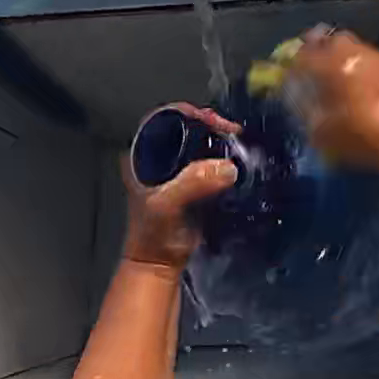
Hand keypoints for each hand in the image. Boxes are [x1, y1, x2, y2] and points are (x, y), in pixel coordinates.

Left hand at [122, 104, 238, 271]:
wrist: (160, 265)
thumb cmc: (155, 235)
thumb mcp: (168, 205)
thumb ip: (192, 184)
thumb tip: (227, 168)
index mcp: (141, 155)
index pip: (163, 119)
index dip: (187, 113)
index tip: (211, 120)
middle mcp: (156, 156)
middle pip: (185, 127)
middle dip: (208, 124)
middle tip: (230, 130)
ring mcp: (175, 169)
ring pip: (199, 143)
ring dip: (219, 140)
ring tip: (237, 141)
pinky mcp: (193, 183)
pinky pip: (210, 161)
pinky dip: (224, 157)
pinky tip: (238, 157)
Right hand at [289, 26, 378, 166]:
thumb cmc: (361, 137)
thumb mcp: (321, 132)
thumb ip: (304, 110)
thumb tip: (296, 98)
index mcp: (330, 65)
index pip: (301, 54)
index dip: (291, 63)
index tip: (287, 71)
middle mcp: (354, 53)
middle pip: (330, 40)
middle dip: (319, 50)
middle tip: (313, 68)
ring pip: (354, 49)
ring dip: (343, 59)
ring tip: (339, 80)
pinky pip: (373, 62)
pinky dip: (363, 70)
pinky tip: (365, 89)